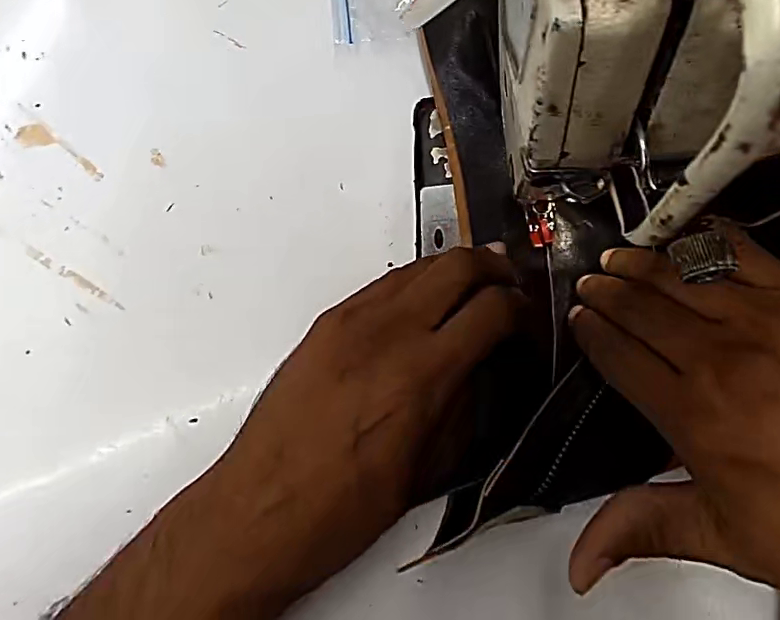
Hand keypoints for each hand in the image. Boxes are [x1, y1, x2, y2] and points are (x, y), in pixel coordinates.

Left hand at [63, 246, 522, 619]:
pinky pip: (385, 281)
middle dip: (495, 267)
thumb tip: (484, 367)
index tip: (526, 315)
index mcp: (419, 376)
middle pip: (460, 264)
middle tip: (509, 280)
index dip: (521, 308)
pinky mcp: (327, 322)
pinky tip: (425, 296)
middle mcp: (386, 335)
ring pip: (422, 263)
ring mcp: (352, 321)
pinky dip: (417, 279)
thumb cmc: (331, 511)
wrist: (253, 516)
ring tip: (473, 281)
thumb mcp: (425, 468)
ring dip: (456, 266)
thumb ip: (464, 405)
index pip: (492, 309)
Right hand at [567, 224, 779, 619]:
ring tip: (620, 254)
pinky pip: (741, 252)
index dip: (594, 334)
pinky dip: (707, 239)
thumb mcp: (739, 545)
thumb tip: (578, 562)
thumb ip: (650, 529)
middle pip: (643, 308)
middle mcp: (720, 357)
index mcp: (697, 418)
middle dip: (608, 291)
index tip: (578, 318)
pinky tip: (690, 234)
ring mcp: (764, 317)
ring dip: (643, 262)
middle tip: (591, 279)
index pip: (622, 359)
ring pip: (681, 275)